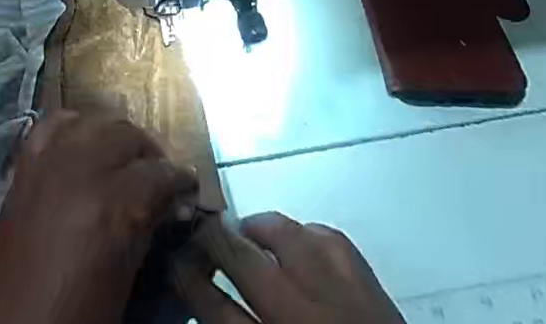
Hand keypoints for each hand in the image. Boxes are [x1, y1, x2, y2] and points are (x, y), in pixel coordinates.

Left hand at [0, 110, 200, 323]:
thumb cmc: (74, 317)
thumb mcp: (124, 280)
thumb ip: (147, 231)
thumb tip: (171, 205)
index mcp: (111, 206)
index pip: (160, 173)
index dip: (181, 181)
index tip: (189, 189)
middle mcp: (79, 170)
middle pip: (127, 134)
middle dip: (151, 154)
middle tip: (161, 178)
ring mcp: (47, 161)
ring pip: (93, 121)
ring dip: (115, 136)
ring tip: (125, 160)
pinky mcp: (23, 164)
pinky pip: (54, 125)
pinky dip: (75, 128)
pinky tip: (84, 145)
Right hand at [172, 212, 407, 323]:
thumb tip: (208, 300)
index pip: (215, 308)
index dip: (187, 278)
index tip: (174, 262)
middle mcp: (303, 317)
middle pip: (242, 260)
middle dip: (212, 240)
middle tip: (200, 236)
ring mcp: (340, 292)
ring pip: (283, 235)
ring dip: (257, 231)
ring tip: (247, 237)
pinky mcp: (371, 280)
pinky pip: (326, 237)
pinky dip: (305, 236)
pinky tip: (298, 245)